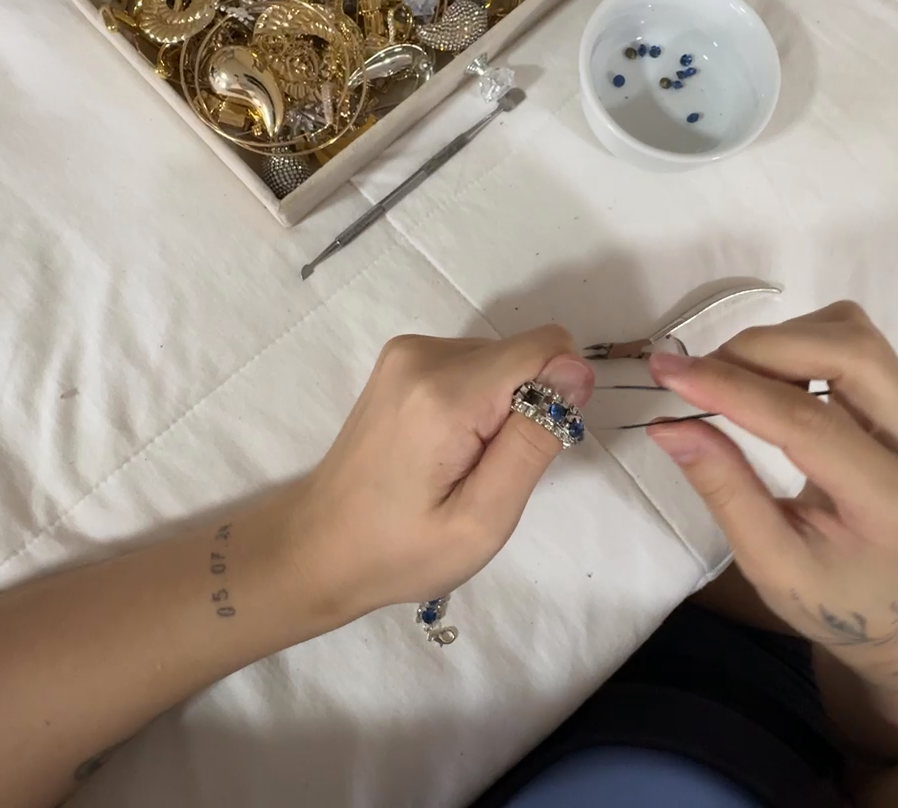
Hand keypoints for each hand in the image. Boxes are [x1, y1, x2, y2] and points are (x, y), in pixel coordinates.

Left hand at [278, 326, 594, 622]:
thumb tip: (576, 371)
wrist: (320, 544)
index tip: (530, 447)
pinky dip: (476, 399)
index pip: (544, 348)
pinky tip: (445, 443)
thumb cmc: (403, 549)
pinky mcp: (402, 357)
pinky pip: (472, 362)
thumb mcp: (484, 519)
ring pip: (499, 359)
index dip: (557, 395)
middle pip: (520, 355)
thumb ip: (533, 441)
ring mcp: (408, 350)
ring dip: (498, 406)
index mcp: (446, 393)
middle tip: (487, 468)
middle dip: (524, 407)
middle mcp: (424, 354)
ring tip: (460, 460)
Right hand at [645, 302, 897, 678]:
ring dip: (779, 342)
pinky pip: (853, 338)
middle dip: (761, 350)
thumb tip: (668, 423)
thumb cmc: (827, 597)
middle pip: (850, 354)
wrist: (886, 607)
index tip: (667, 373)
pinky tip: (770, 377)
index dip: (733, 389)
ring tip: (730, 378)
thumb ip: (723, 488)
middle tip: (698, 374)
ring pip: (853, 335)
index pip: (811, 423)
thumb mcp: (768, 561)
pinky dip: (798, 341)